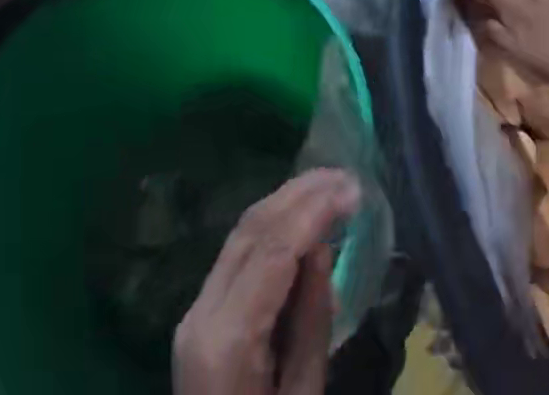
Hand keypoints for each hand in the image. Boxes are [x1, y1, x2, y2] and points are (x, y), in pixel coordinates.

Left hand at [174, 169, 358, 394]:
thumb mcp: (304, 394)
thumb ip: (312, 318)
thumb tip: (320, 248)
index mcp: (227, 341)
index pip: (271, 252)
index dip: (313, 211)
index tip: (353, 188)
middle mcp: (201, 313)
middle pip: (251, 232)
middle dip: (300, 193)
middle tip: (346, 175)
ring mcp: (195, 310)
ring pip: (241, 234)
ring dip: (286, 200)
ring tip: (328, 181)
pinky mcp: (201, 312)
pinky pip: (237, 253)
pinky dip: (272, 224)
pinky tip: (301, 212)